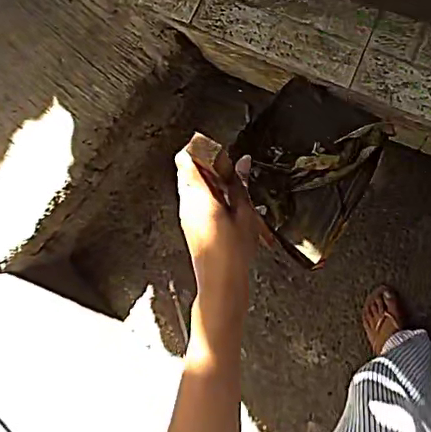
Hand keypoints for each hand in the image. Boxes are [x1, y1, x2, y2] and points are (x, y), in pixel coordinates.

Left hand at [175, 144, 260, 326]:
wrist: (220, 284)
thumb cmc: (231, 254)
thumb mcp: (244, 213)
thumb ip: (240, 185)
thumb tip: (242, 164)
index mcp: (197, 195)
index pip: (187, 158)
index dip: (202, 147)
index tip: (220, 148)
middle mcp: (186, 203)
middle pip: (188, 170)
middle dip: (208, 163)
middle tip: (231, 166)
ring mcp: (186, 215)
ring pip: (191, 185)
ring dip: (210, 179)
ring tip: (233, 186)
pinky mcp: (190, 225)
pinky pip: (195, 199)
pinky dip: (209, 194)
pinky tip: (228, 203)